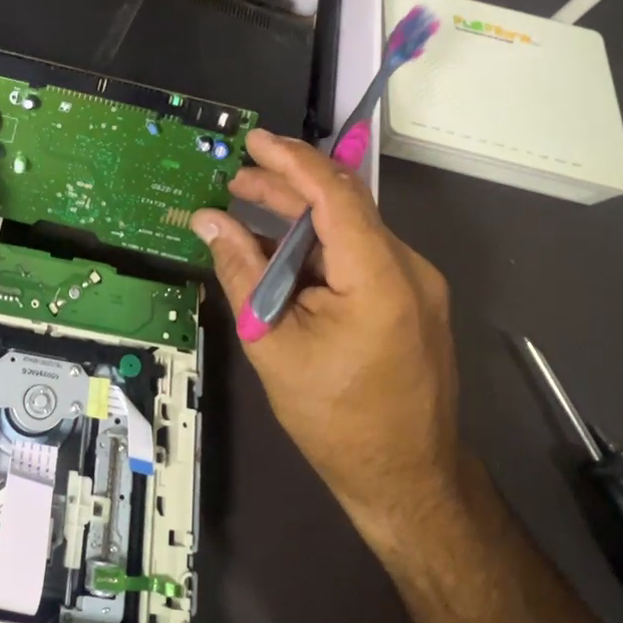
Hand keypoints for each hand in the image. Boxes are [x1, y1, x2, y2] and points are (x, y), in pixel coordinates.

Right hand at [189, 129, 459, 535]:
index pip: (334, 194)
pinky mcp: (410, 301)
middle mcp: (408, 268)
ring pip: (351, 229)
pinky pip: (360, 256)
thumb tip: (208, 222)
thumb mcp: (274, 343)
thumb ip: (241, 274)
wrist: (406, 480)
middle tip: (235, 179)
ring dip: (301, 216)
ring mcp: (415, 285)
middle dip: (287, 186)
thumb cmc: (335, 419)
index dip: (291, 161)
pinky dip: (319, 246)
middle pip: (343, 205)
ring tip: (248, 206)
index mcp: (379, 277)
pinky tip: (280, 251)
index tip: (252, 141)